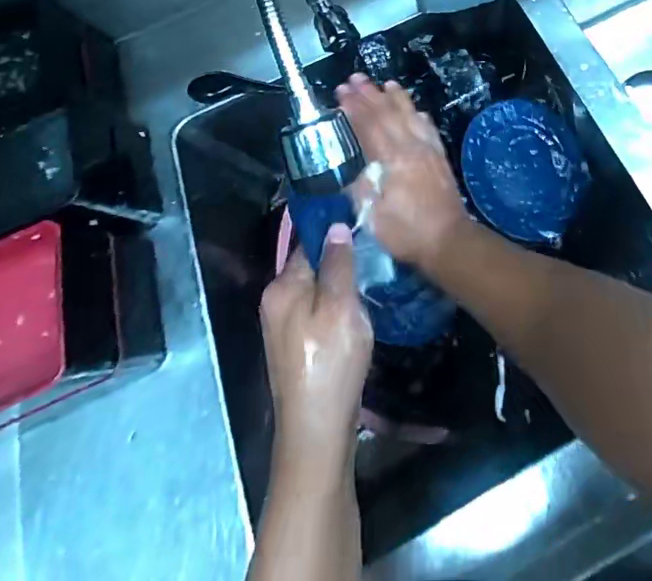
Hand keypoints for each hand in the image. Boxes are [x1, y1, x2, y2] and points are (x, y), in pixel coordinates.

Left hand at [260, 220, 371, 465]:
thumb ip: (338, 264)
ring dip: (341, 285)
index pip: (308, 243)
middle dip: (339, 259)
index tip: (363, 222)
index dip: (334, 232)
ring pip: (317, 291)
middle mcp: (276, 303)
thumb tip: (335, 225)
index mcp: (281, 288)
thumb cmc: (330, 362)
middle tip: (375, 252)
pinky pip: (318, 312)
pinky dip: (337, 307)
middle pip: (311, 267)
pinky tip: (358, 312)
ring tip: (372, 278)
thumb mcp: (340, 306)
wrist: (317, 430)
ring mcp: (284, 328)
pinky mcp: (297, 348)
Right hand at [336, 73, 474, 267]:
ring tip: (385, 83)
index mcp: (392, 159)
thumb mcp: (372, 215)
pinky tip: (415, 109)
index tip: (341, 93)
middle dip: (370, 94)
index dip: (354, 107)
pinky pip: (428, 127)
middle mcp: (412, 147)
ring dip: (396, 98)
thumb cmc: (406, 231)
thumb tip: (344, 167)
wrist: (448, 240)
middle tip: (355, 78)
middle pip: (389, 113)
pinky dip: (418, 114)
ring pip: (410, 115)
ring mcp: (429, 149)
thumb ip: (357, 187)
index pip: (369, 125)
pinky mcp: (440, 156)